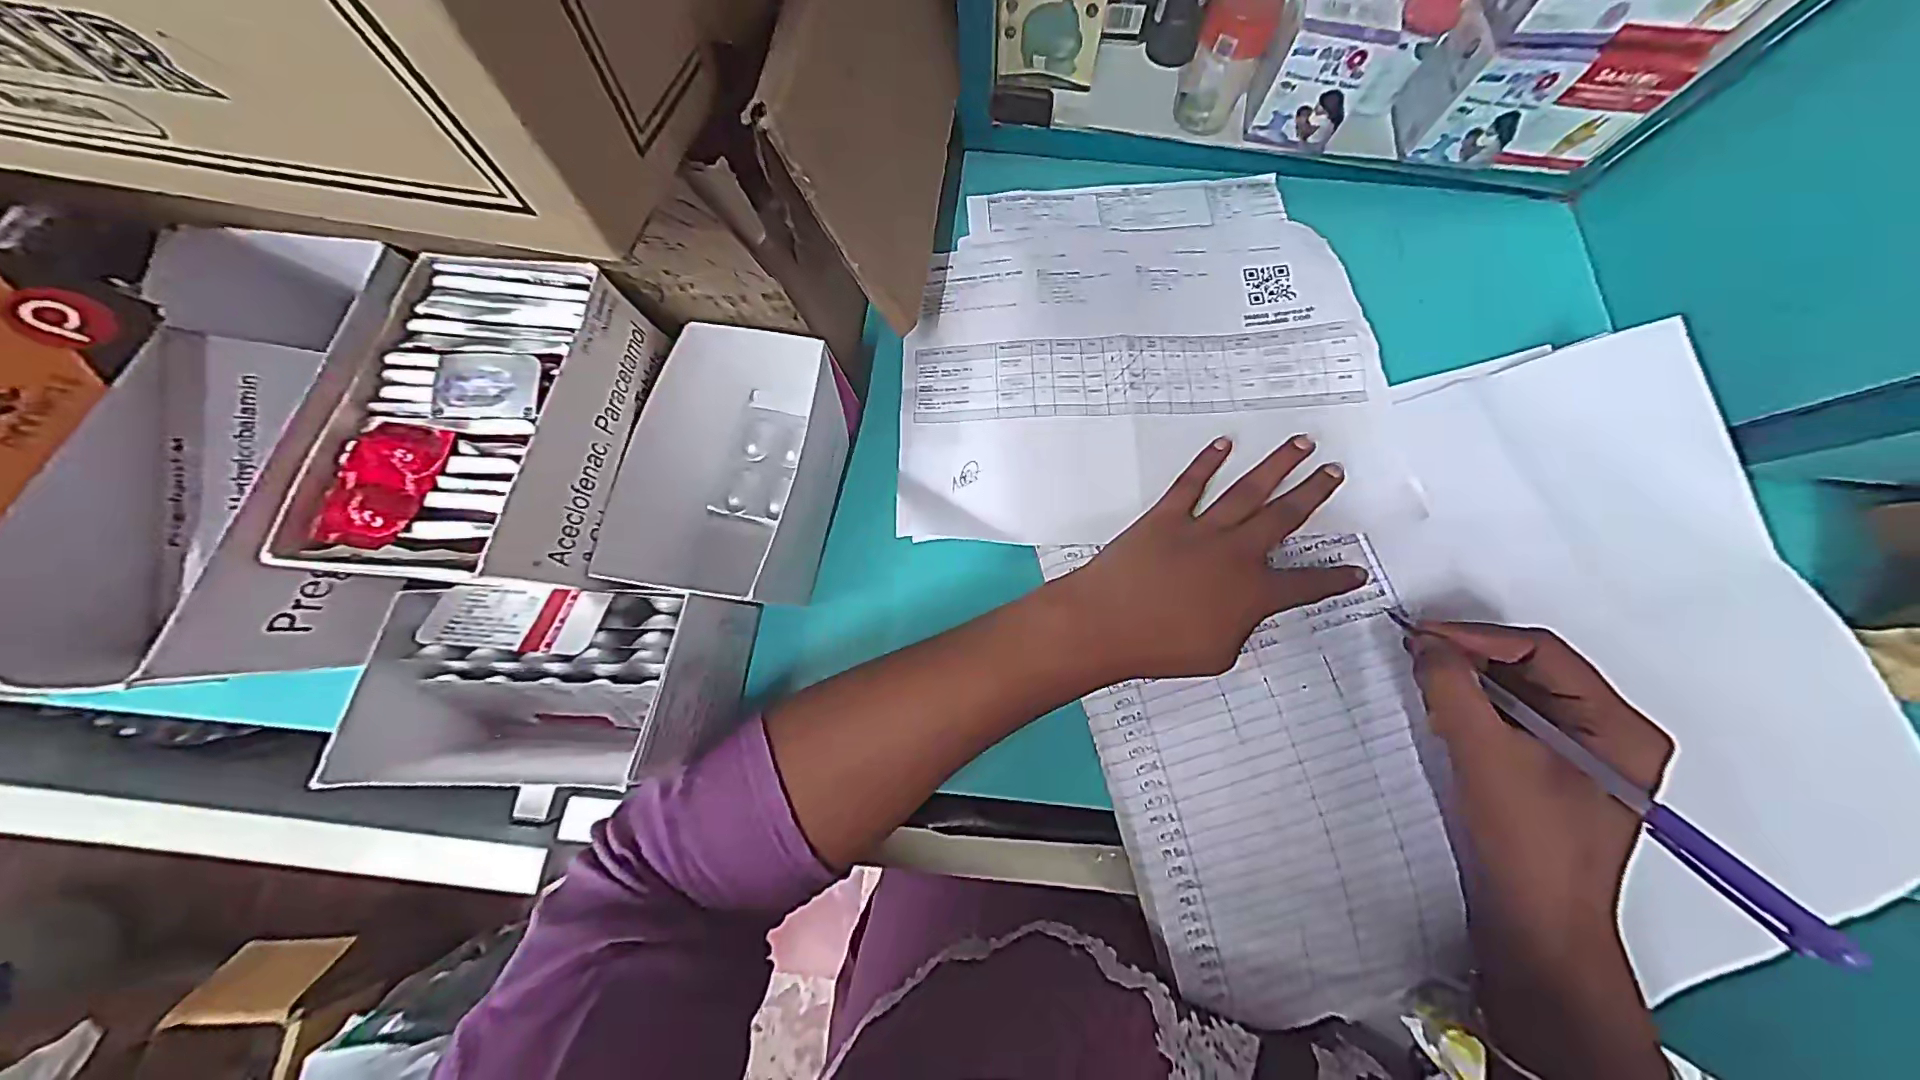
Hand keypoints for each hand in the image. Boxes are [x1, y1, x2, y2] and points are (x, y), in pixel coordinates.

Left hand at [1051, 435, 1368, 681]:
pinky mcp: (1164, 518)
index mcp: (1252, 593)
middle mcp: (1234, 555)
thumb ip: (1239, 630)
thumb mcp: (1215, 654)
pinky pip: (1191, 483)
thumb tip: (1240, 616)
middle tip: (1332, 473)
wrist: (1104, 624)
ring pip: (1249, 490)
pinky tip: (1223, 445)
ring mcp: (1200, 531)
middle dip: (1314, 493)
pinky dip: (1207, 462)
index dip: (1334, 579)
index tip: (1353, 571)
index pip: (1306, 584)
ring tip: (1300, 445)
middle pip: (1285, 517)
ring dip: (1278, 465)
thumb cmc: (1155, 647)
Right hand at [1408, 622, 1673, 946]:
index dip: (1478, 637)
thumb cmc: (1528, 843)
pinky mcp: (1546, 770)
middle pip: (1531, 670)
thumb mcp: (1486, 754)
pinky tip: (1440, 709)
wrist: (1534, 922)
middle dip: (1470, 658)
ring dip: (1467, 682)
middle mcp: (1606, 734)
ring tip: (1423, 678)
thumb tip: (1427, 644)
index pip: (1543, 653)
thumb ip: (1453, 689)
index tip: (1423, 635)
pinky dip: (1470, 707)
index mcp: (1618, 727)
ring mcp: (1577, 754)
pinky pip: (1507, 720)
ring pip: (1516, 694)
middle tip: (1417, 651)